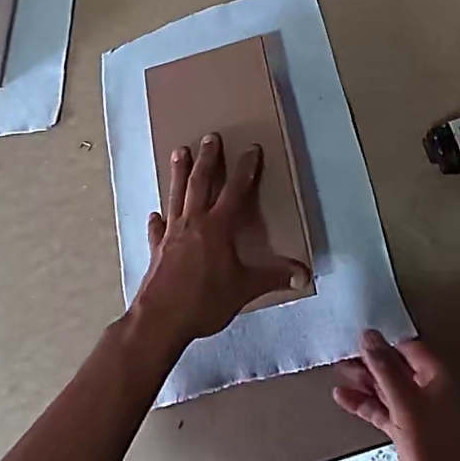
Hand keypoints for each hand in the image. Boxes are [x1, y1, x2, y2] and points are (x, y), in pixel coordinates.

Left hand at [131, 134, 310, 344]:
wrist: (159, 322)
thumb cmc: (205, 301)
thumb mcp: (246, 289)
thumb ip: (275, 278)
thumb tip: (305, 275)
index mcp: (217, 228)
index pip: (235, 190)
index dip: (245, 169)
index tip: (251, 148)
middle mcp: (193, 224)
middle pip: (200, 183)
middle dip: (207, 159)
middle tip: (210, 137)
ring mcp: (171, 236)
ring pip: (176, 196)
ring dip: (178, 173)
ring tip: (178, 152)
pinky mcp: (157, 252)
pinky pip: (157, 230)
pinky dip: (157, 220)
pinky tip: (154, 213)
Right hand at [332, 331, 459, 460]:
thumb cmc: (436, 454)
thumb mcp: (406, 403)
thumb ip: (386, 370)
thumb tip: (370, 339)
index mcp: (438, 378)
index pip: (410, 348)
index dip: (387, 341)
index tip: (363, 335)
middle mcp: (429, 393)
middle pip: (397, 367)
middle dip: (372, 360)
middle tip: (345, 351)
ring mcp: (417, 414)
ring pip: (387, 389)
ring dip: (365, 380)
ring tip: (340, 369)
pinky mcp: (405, 434)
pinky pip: (381, 411)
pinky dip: (364, 403)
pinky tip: (345, 397)